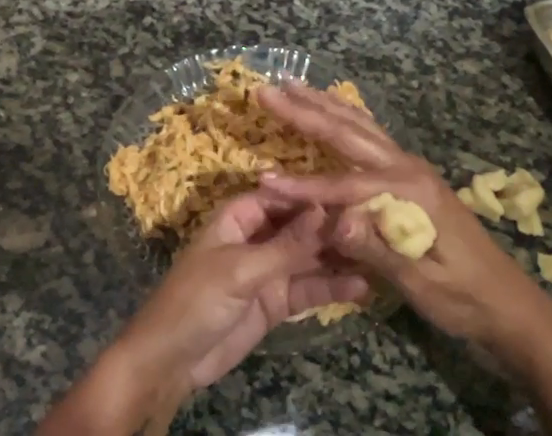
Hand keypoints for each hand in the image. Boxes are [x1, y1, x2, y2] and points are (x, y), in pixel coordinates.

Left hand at [114, 192, 367, 387]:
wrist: (172, 360)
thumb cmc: (196, 300)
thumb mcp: (241, 269)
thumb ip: (285, 245)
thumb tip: (322, 210)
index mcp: (237, 217)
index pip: (280, 196)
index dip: (312, 194)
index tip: (351, 191)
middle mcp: (256, 237)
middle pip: (299, 226)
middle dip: (331, 226)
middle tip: (376, 225)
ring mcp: (267, 270)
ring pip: (308, 258)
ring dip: (337, 257)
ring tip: (378, 254)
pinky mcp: (276, 302)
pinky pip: (308, 288)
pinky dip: (331, 288)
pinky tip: (362, 287)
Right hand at [256, 84, 543, 346]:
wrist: (509, 305)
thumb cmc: (465, 299)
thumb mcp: (421, 283)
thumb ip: (377, 248)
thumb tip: (332, 221)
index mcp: (410, 192)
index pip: (345, 186)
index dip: (303, 187)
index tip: (264, 181)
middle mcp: (409, 168)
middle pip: (348, 133)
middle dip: (305, 111)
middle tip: (267, 91)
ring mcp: (411, 168)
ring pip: (359, 127)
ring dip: (322, 105)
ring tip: (291, 85)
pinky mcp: (411, 176)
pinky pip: (370, 136)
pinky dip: (344, 117)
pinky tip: (330, 109)